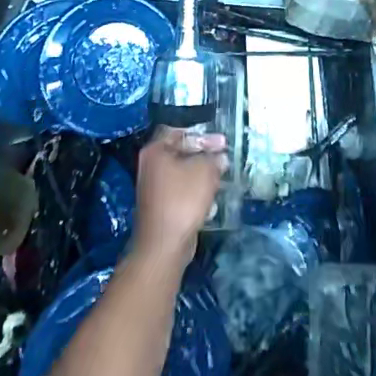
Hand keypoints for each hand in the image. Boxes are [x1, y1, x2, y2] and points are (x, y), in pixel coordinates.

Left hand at [131, 126, 228, 265]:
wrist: (164, 244)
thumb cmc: (182, 200)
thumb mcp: (205, 171)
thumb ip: (214, 159)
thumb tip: (220, 157)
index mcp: (155, 151)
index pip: (179, 131)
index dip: (202, 133)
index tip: (221, 140)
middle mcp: (151, 165)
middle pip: (180, 151)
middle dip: (204, 153)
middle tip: (224, 155)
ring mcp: (154, 187)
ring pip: (182, 172)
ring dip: (202, 172)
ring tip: (222, 174)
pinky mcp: (162, 205)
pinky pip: (181, 190)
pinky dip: (196, 190)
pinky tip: (212, 196)